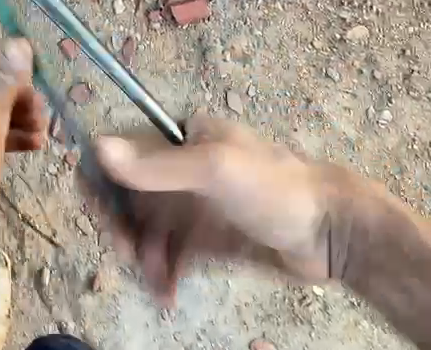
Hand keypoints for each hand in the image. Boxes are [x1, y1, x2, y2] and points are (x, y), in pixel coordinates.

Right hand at [93, 113, 344, 304]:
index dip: (101, 177)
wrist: (333, 234)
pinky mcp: (207, 240)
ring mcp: (194, 206)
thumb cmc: (273, 186)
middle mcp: (180, 168)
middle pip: (128, 195)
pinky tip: (166, 292)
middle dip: (121, 225)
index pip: (123, 151)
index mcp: (178, 137)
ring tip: (155, 280)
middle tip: (127, 253)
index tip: (97, 210)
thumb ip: (157, 164)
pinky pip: (171, 255)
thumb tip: (98, 147)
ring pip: (147, 230)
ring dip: (142, 255)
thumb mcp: (214, 169)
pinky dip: (163, 273)